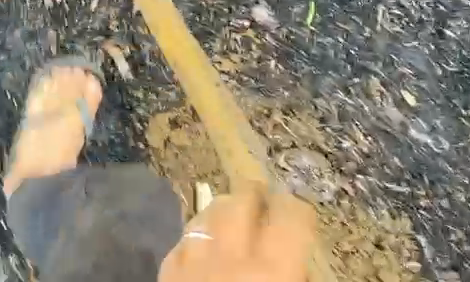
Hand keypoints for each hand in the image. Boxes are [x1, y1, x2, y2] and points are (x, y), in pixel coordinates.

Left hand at [157, 184, 316, 281]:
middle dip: (255, 194)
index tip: (302, 209)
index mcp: (271, 270)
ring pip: (207, 213)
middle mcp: (229, 254)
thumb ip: (294, 274)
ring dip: (224, 209)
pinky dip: (198, 235)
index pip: (290, 218)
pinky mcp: (167, 270)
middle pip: (241, 201)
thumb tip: (299, 265)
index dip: (298, 209)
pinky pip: (184, 239)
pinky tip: (205, 240)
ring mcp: (192, 258)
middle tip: (265, 197)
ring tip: (235, 211)